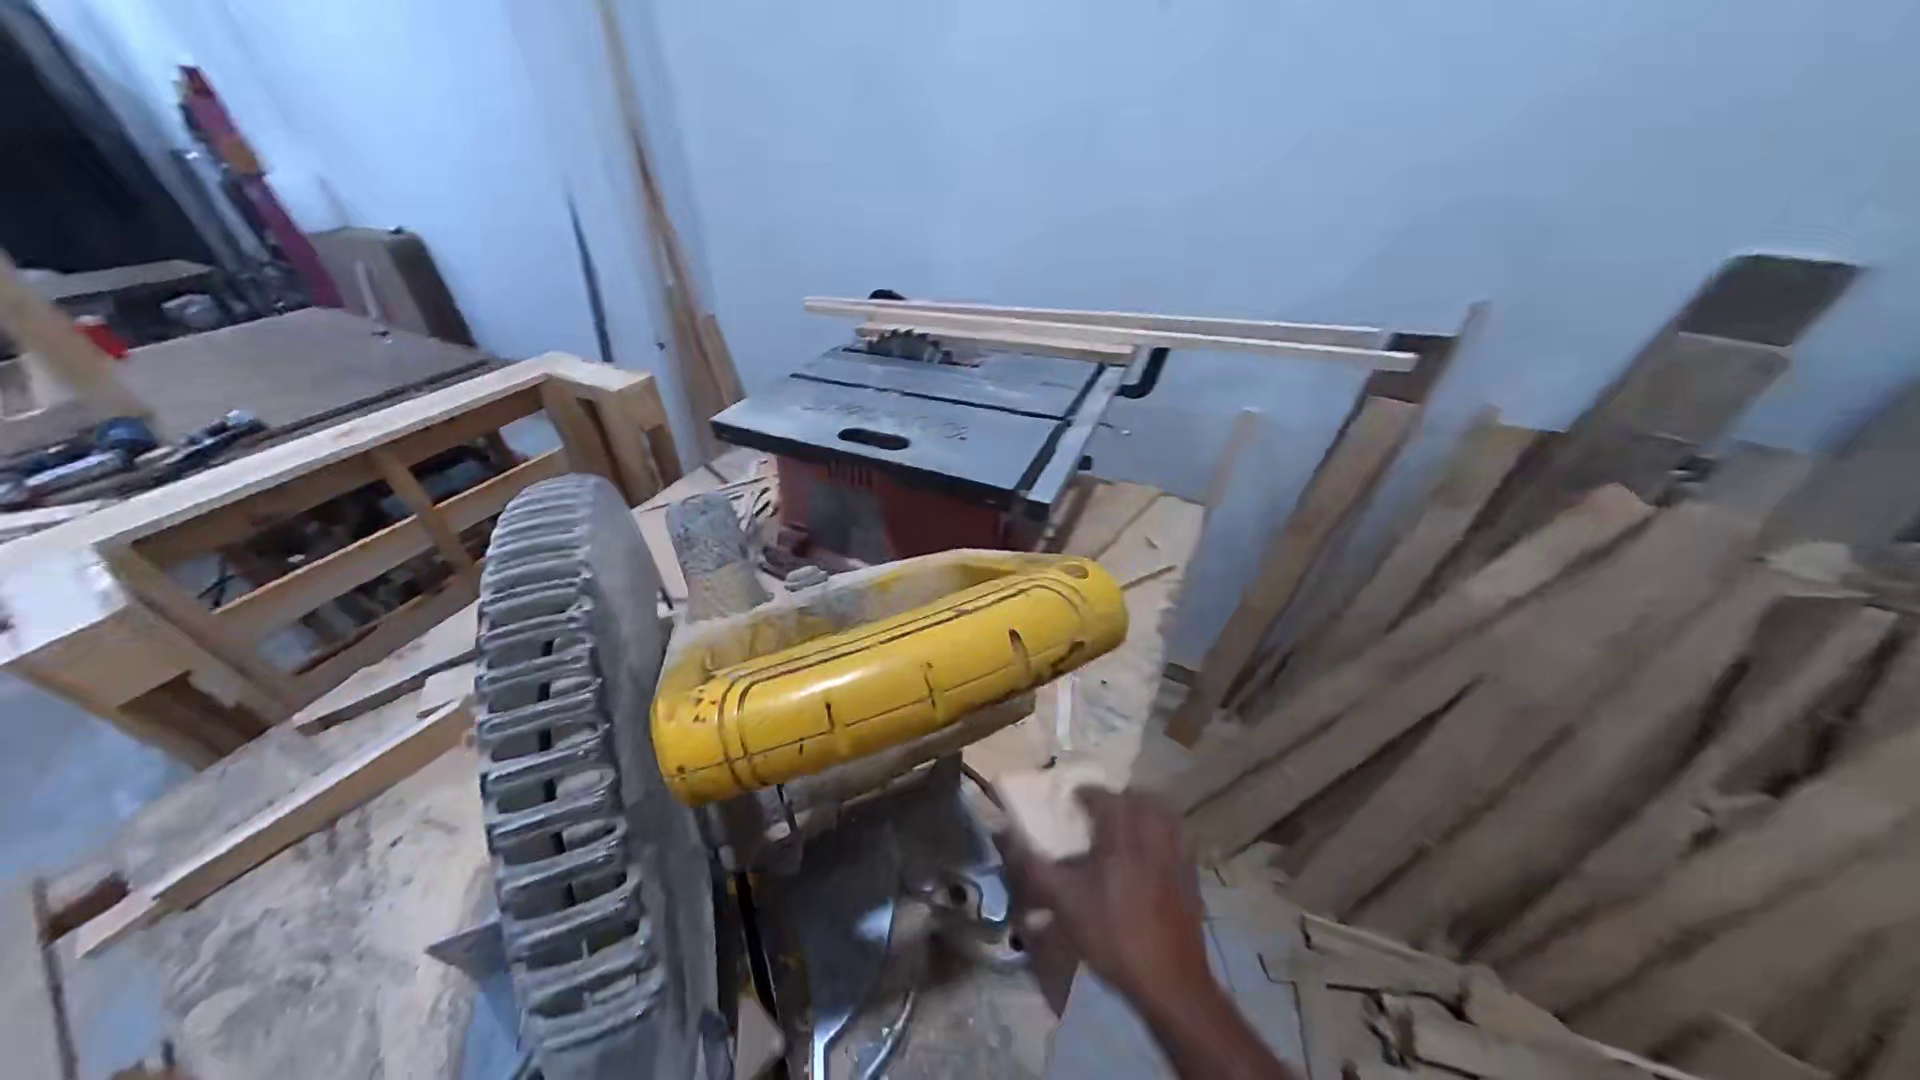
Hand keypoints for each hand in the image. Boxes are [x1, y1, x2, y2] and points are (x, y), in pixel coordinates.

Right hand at [1004, 788, 1212, 1011]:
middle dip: (1118, 799)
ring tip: (1128, 825)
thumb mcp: (1064, 902)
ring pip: (1165, 816)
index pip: (1105, 798)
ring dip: (1145, 811)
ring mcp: (1177, 858)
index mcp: (1121, 837)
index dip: (1087, 794)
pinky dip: (1165, 834)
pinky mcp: (1192, 878)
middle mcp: (1152, 838)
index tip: (1072, 800)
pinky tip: (1153, 852)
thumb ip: (1033, 866)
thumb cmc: (1111, 935)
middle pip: (1140, 800)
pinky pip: (1180, 840)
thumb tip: (1003, 834)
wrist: (1168, 981)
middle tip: (1100, 810)